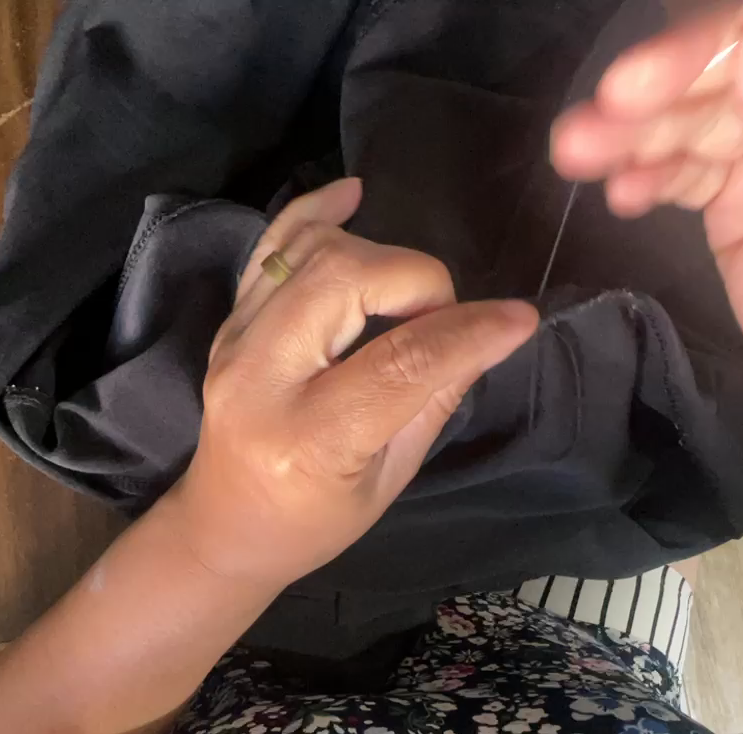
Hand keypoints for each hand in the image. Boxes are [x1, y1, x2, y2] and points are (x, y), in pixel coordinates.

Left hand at [157, 178, 539, 589]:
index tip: (518, 319)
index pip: (400, 363)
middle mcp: (262, 381)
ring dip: (378, 254)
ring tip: (407, 292)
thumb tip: (481, 335)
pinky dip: (314, 215)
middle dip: (417, 281)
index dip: (468, 332)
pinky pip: (270, 248)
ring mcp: (235, 344)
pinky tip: (353, 199)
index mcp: (309, 440)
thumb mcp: (387, 481)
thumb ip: (431, 402)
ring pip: (311, 252)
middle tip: (441, 317)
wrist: (225, 526)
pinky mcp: (227, 325)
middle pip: (345, 280)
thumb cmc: (312, 523)